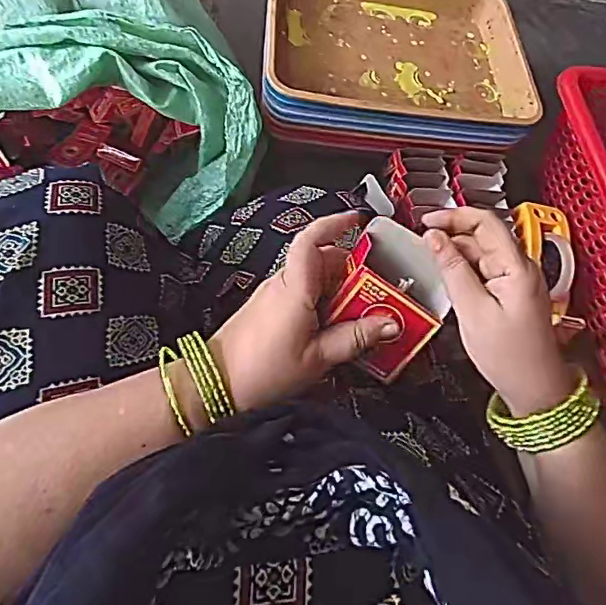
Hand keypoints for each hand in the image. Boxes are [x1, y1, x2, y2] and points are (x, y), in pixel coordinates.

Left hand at [210, 211, 400, 410]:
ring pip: (317, 277)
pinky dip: (326, 301)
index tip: (359, 220)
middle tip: (377, 296)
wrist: (217, 384)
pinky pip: (306, 292)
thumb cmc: (260, 372)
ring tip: (359, 319)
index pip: (312, 238)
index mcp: (295, 287)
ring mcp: (276, 293)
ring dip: (341, 290)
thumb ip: (355, 337)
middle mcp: (284, 282)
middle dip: (354, 272)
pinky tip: (335, 327)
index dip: (336, 223)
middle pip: (324, 259)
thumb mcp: (318, 358)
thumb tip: (389, 322)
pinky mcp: (272, 306)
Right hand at [421, 208, 574, 415]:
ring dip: (456, 250)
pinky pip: (485, 267)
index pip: (485, 221)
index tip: (429, 220)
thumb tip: (435, 238)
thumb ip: (452, 269)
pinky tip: (451, 278)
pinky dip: (465, 267)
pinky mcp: (512, 290)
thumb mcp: (472, 311)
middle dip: (451, 232)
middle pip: (482, 233)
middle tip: (425, 240)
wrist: (536, 391)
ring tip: (434, 261)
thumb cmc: (512, 359)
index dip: (454, 215)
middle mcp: (522, 267)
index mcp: (517, 267)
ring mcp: (518, 278)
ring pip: (482, 250)